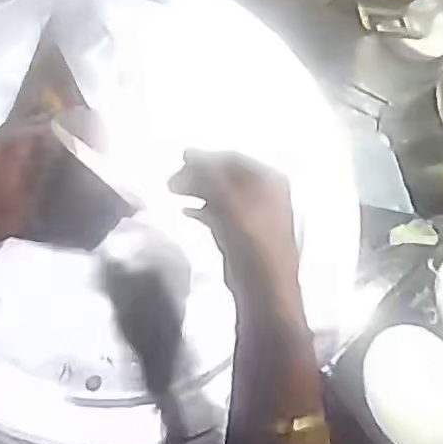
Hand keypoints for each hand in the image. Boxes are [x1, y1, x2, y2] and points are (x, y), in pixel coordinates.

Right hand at [170, 150, 299, 303]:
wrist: (265, 289)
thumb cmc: (254, 244)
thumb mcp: (229, 202)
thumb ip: (209, 175)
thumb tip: (190, 154)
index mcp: (269, 181)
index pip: (232, 158)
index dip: (205, 158)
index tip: (180, 160)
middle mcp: (265, 194)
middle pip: (226, 175)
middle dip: (198, 175)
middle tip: (172, 181)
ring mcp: (255, 214)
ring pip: (221, 194)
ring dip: (197, 190)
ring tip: (173, 192)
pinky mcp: (244, 234)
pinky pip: (220, 213)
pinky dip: (203, 209)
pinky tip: (187, 211)